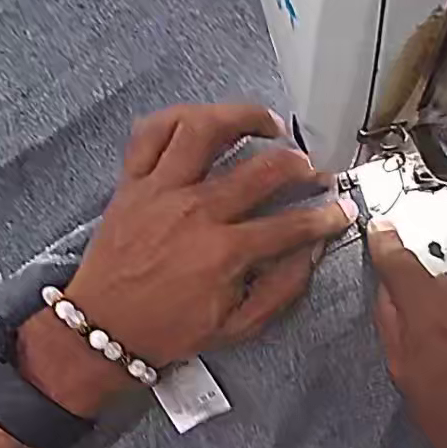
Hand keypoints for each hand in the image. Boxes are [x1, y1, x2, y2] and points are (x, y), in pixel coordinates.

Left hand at [17, 103, 353, 415]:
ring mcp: (161, 191)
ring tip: (269, 124)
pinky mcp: (133, 182)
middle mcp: (195, 213)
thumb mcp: (236, 326)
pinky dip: (180, 117)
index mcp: (223, 253)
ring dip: (245, 117)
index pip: (292, 224)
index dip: (327, 215)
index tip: (341, 209)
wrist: (105, 329)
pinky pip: (152, 131)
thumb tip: (311, 253)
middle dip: (301, 165)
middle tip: (312, 171)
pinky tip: (204, 122)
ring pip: (206, 129)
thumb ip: (281, 290)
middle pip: (262, 168)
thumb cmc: (168, 330)